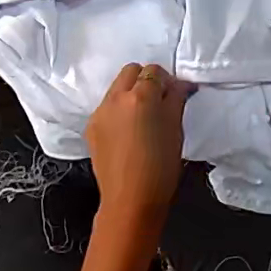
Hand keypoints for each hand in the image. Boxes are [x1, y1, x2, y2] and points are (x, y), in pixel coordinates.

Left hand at [85, 63, 190, 223]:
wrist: (130, 199)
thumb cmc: (161, 168)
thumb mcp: (176, 130)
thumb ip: (175, 100)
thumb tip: (179, 85)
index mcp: (140, 97)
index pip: (154, 71)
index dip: (167, 80)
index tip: (174, 94)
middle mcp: (115, 98)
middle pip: (131, 71)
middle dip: (145, 79)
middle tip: (158, 101)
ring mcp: (100, 112)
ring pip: (116, 88)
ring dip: (130, 94)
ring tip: (142, 118)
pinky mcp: (91, 127)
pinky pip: (106, 108)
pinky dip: (118, 111)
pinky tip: (128, 133)